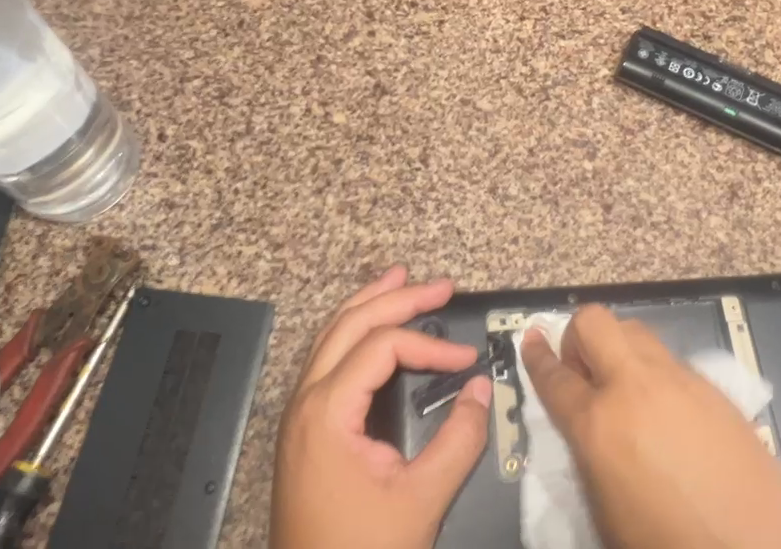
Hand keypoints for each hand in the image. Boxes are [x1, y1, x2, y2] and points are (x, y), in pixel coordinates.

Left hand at [272, 266, 489, 548]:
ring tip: (401, 280)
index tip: (468, 359)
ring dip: (369, 304)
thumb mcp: (420, 500)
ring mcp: (299, 414)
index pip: (382, 346)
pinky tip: (374, 330)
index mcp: (326, 410)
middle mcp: (305, 400)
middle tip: (441, 286)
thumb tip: (481, 390)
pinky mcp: (304, 429)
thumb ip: (458, 440)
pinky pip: (327, 360)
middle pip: (350, 324)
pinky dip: (355, 333)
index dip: (429, 344)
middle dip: (397, 297)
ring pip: (331, 335)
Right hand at [522, 305, 780, 548]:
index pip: (553, 376)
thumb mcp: (603, 510)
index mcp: (598, 424)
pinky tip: (669, 413)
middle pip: (593, 323)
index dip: (536, 356)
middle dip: (578, 338)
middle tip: (584, 373)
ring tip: (626, 389)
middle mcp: (635, 387)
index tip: (530, 340)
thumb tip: (586, 428)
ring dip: (619, 349)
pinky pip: (671, 361)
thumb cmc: (667, 542)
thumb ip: (587, 455)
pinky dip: (656, 373)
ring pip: (635, 331)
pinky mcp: (714, 388)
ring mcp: (678, 381)